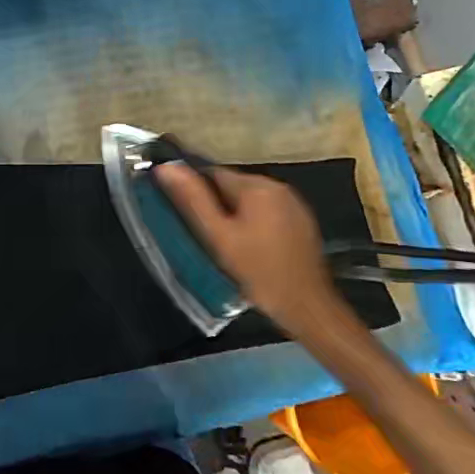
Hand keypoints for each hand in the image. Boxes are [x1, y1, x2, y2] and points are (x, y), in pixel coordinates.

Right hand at [153, 164, 346, 335]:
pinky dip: (255, 223)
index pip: (213, 173)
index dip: (197, 193)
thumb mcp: (219, 237)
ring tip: (230, 245)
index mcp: (257, 185)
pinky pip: (268, 211)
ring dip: (236, 215)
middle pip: (233, 186)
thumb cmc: (259, 272)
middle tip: (211, 237)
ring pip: (250, 200)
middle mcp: (278, 186)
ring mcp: (294, 203)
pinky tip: (253, 248)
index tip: (190, 217)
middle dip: (218, 206)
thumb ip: (193, 200)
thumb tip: (166, 167)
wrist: (308, 307)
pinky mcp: (302, 220)